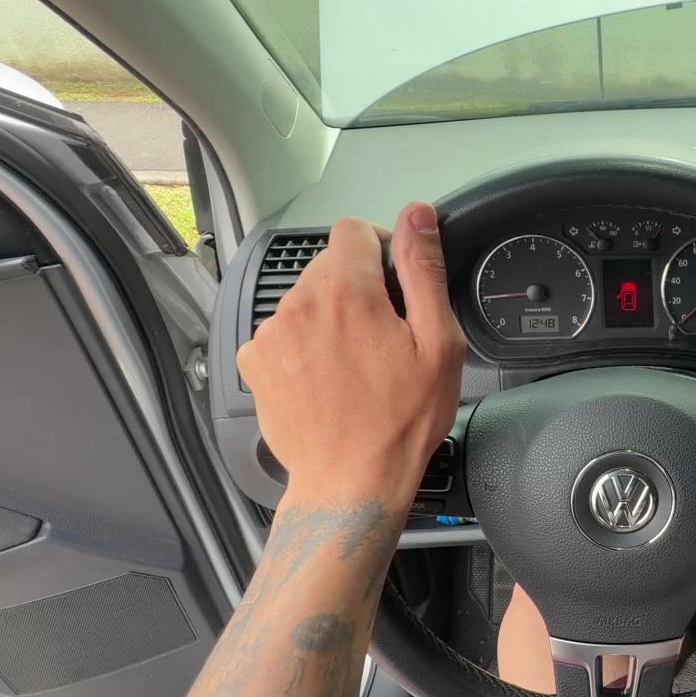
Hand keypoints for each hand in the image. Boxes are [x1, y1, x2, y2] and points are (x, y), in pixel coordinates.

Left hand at [236, 203, 465, 511]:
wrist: (352, 480)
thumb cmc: (402, 420)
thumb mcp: (438, 343)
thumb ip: (424, 271)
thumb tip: (417, 217)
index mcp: (347, 293)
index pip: (353, 230)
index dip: (384, 249)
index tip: (399, 284)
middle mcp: (298, 306)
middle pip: (329, 264)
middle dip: (361, 286)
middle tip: (388, 335)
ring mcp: (271, 335)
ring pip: (308, 298)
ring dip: (335, 315)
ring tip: (361, 362)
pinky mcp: (257, 361)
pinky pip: (286, 329)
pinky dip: (309, 341)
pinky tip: (333, 375)